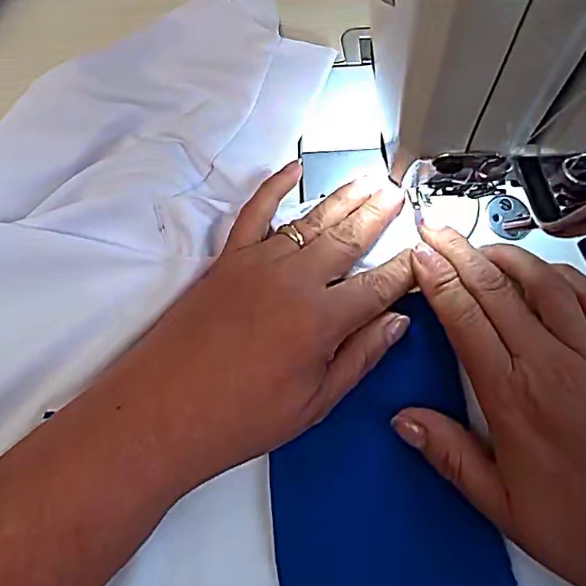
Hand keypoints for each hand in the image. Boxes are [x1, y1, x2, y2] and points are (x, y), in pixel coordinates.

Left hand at [78, 163, 415, 487]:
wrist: (164, 408)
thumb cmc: (236, 415)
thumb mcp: (313, 404)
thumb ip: (360, 357)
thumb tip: (395, 325)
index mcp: (319, 321)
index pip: (378, 286)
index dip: (405, 268)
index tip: (421, 254)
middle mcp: (292, 281)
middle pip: (349, 238)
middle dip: (379, 214)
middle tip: (399, 195)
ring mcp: (258, 262)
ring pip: (311, 219)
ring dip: (344, 196)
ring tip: (368, 179)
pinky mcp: (229, 256)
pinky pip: (256, 210)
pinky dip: (275, 185)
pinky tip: (293, 170)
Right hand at [395, 226, 585, 585]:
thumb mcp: (508, 509)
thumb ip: (451, 456)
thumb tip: (408, 423)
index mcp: (516, 398)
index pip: (464, 317)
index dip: (437, 278)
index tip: (419, 256)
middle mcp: (553, 365)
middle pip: (495, 287)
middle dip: (457, 251)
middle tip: (435, 231)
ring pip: (541, 281)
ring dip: (505, 253)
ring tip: (480, 241)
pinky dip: (561, 273)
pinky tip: (546, 269)